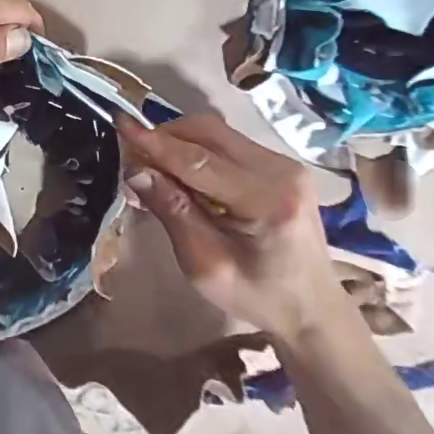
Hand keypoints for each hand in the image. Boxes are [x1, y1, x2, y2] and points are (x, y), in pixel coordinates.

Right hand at [118, 115, 349, 342]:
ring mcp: (283, 164)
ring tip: (156, 168)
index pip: (198, 160)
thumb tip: (135, 171)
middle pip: (207, 132)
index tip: (120, 125)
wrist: (312, 308)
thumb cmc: (256, 294)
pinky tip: (183, 174)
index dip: (155, 142)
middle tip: (135, 159)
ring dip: (178, 142)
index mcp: (266, 201)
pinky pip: (225, 142)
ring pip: (214, 132)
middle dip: (164, 137)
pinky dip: (195, 149)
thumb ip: (172, 211)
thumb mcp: (204, 263)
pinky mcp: (279, 165)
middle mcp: (280, 172)